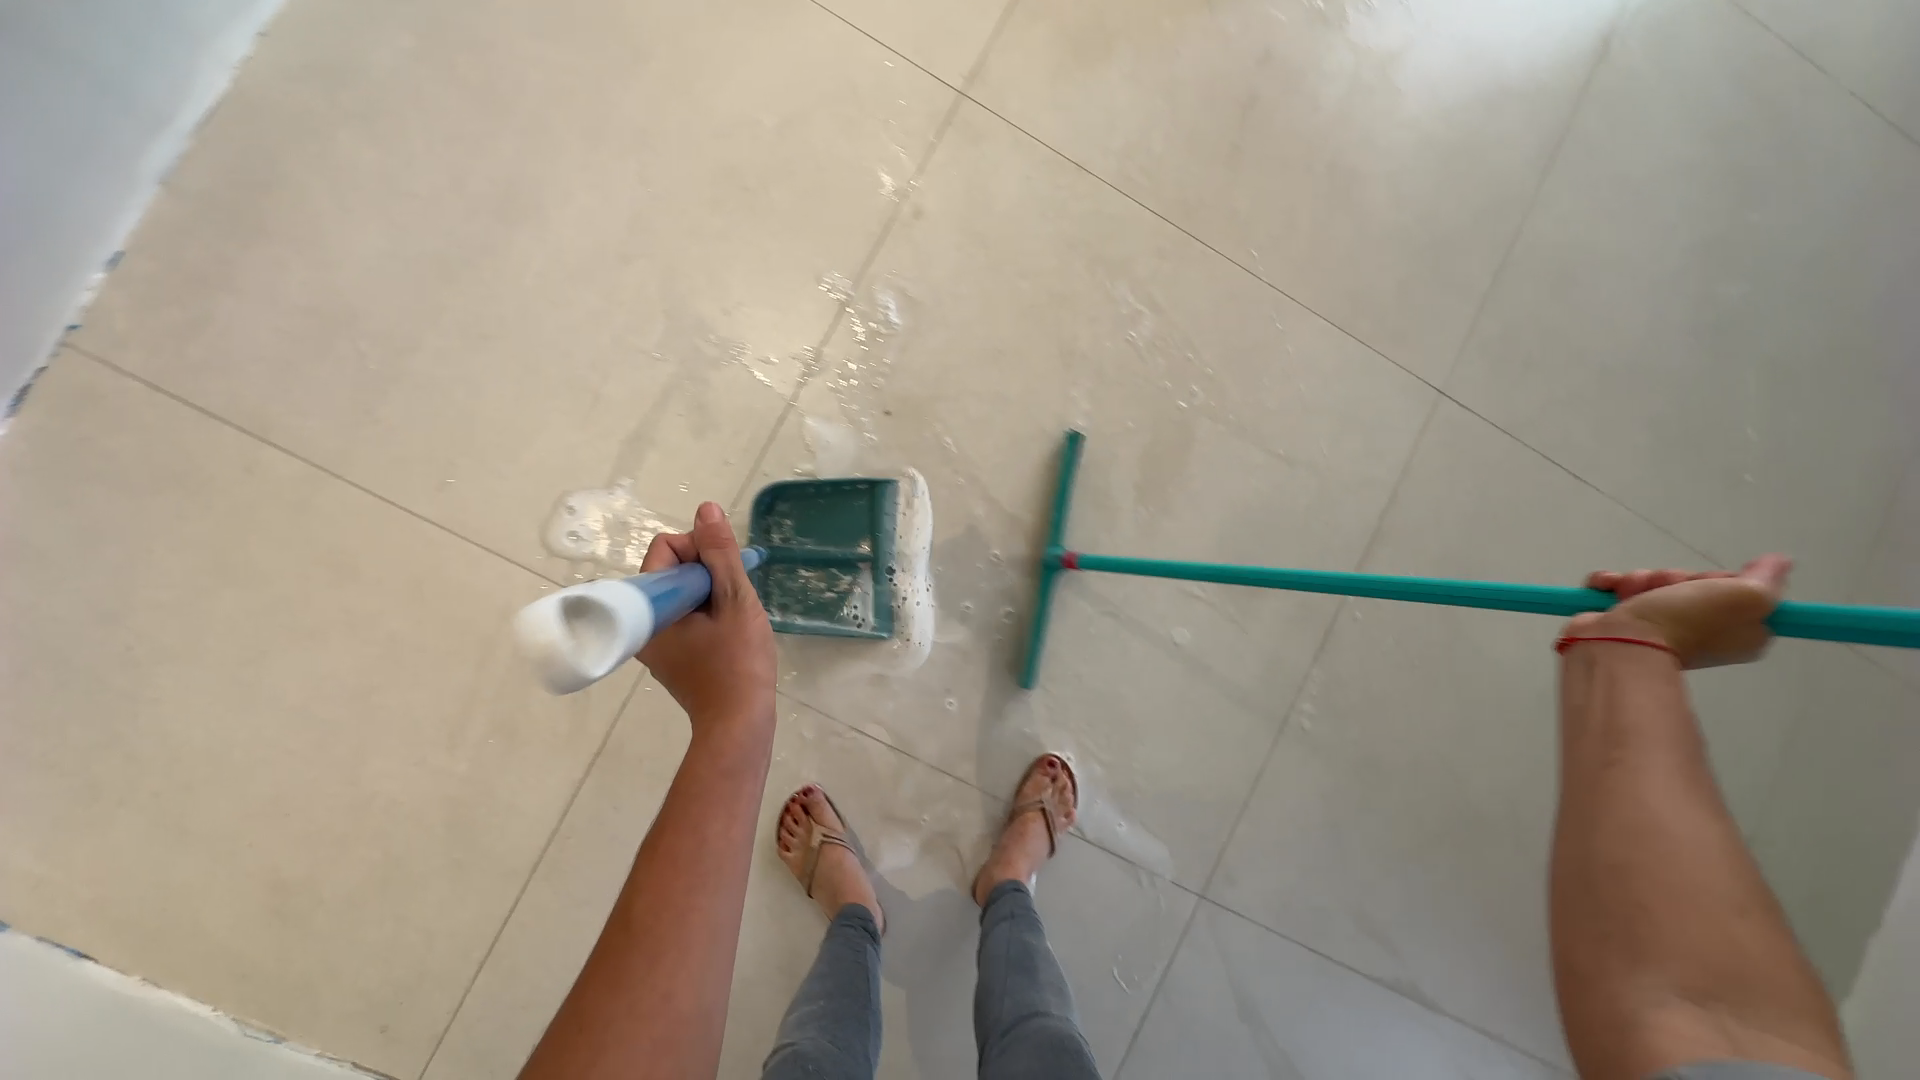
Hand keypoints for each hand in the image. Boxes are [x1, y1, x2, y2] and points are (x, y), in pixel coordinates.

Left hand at [637, 502, 775, 726]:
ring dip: (710, 592)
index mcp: (648, 606)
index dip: (700, 550)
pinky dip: (706, 611)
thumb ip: (720, 553)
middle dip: (706, 571)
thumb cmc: (738, 662)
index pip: (665, 548)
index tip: (727, 573)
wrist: (738, 723)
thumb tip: (706, 510)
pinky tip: (729, 629)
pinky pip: (683, 614)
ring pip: (680, 591)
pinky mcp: (669, 655)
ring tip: (734, 614)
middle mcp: (641, 621)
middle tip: (735, 596)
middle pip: (670, 568)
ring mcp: (653, 640)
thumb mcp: (735, 600)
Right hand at [1567, 554, 1791, 668]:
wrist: (1621, 642)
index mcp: (1738, 631)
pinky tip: (1607, 588)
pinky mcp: (1620, 620)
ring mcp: (1656, 625)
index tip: (1715, 584)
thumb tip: (1778, 563)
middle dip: (1674, 577)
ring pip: (1652, 583)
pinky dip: (1609, 584)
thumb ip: (1768, 577)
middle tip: (1669, 590)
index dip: (1722, 580)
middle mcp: (1701, 629)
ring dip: (1638, 580)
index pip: (1736, 590)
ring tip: (1630, 593)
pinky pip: (1616, 587)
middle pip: (1691, 582)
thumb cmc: (1686, 621)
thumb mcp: (1747, 596)